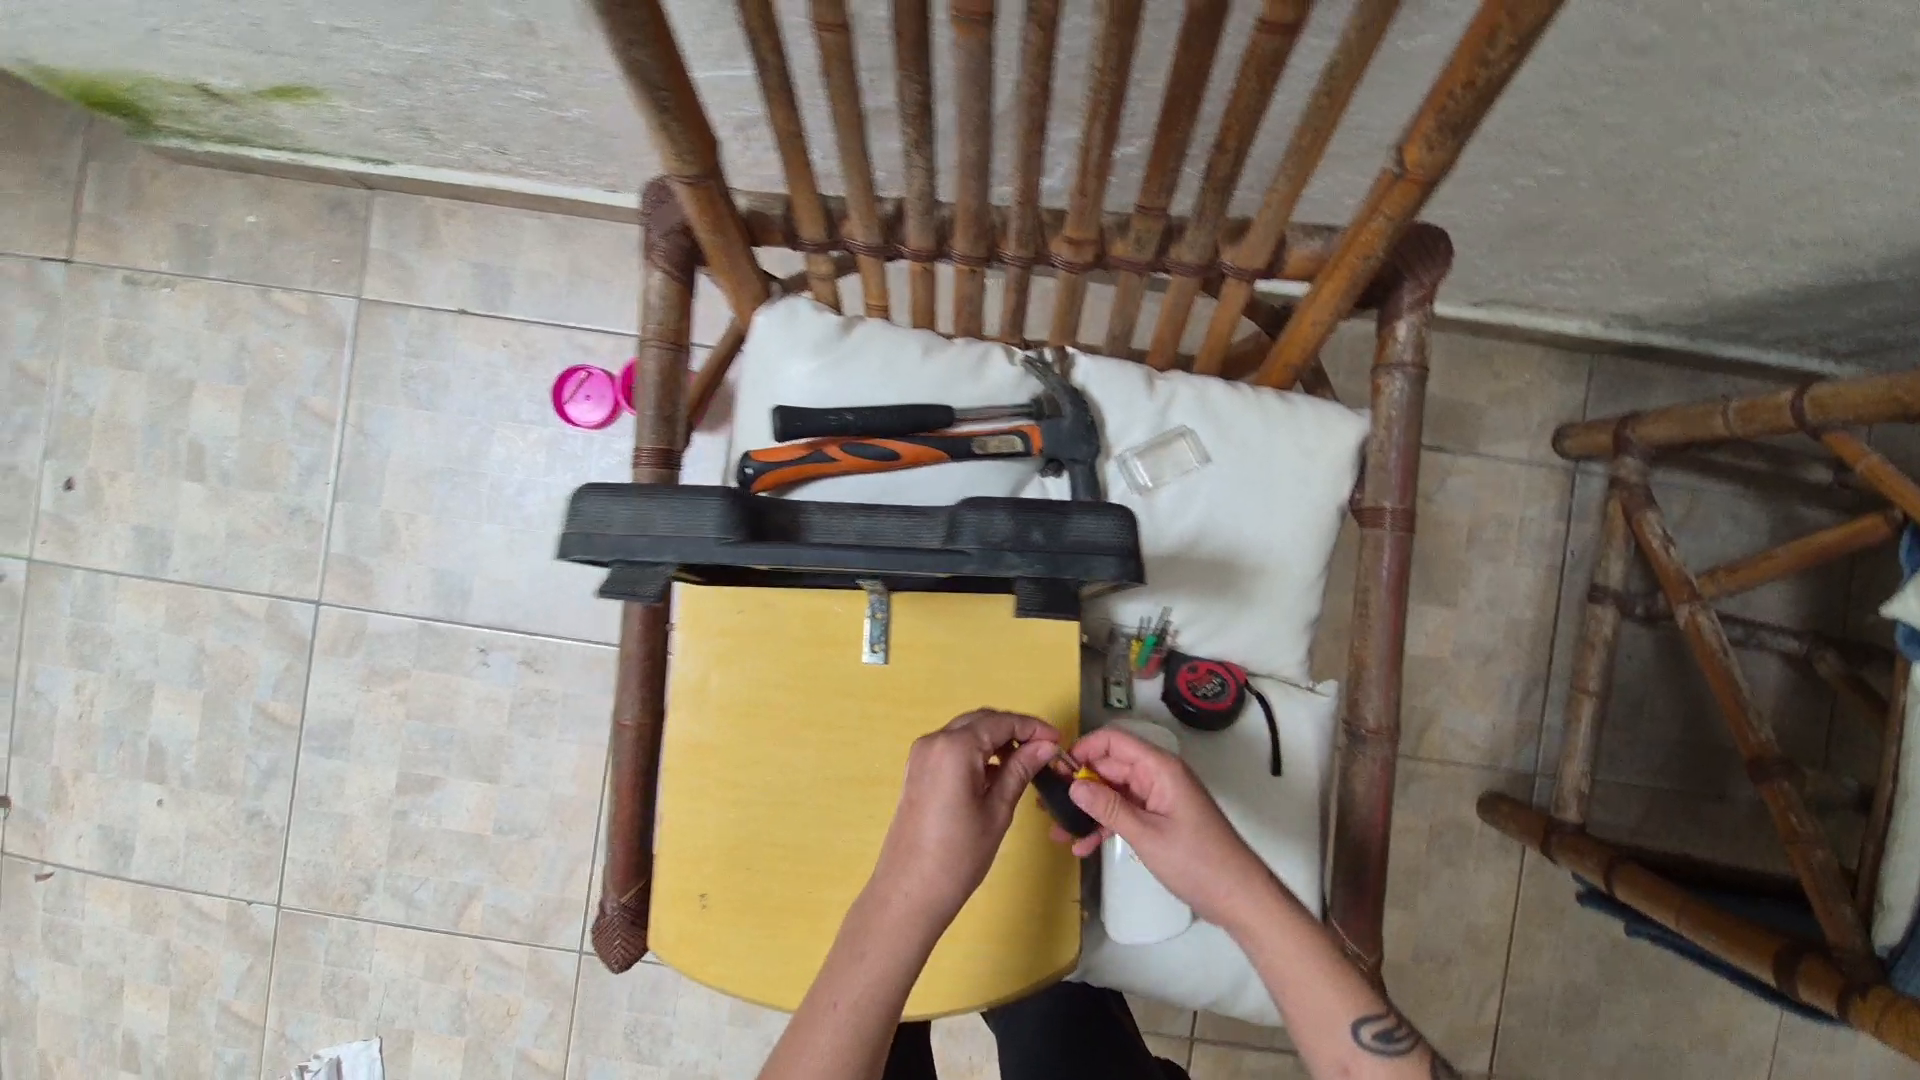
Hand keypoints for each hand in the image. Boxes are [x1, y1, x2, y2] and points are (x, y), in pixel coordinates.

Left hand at [869, 709, 1061, 925]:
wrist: (910, 892)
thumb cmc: (959, 855)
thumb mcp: (998, 810)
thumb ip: (1020, 770)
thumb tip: (1045, 745)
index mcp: (955, 746)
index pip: (1001, 722)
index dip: (1032, 727)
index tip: (1058, 740)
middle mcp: (934, 740)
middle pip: (981, 721)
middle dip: (1014, 730)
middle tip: (1044, 750)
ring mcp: (922, 754)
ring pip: (966, 732)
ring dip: (995, 740)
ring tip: (1025, 762)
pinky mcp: (917, 770)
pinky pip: (952, 747)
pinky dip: (976, 752)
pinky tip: (996, 773)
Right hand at [1054, 726, 1280, 931]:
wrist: (1240, 897)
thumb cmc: (1197, 862)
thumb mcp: (1147, 835)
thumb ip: (1109, 807)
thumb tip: (1072, 785)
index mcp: (1159, 768)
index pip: (1114, 740)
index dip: (1083, 749)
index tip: (1057, 769)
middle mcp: (1157, 775)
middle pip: (1109, 766)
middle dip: (1078, 783)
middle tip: (1046, 804)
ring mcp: (1158, 797)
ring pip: (1113, 791)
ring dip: (1087, 809)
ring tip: (1057, 830)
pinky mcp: (1158, 817)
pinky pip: (1124, 811)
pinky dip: (1104, 825)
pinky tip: (1082, 846)